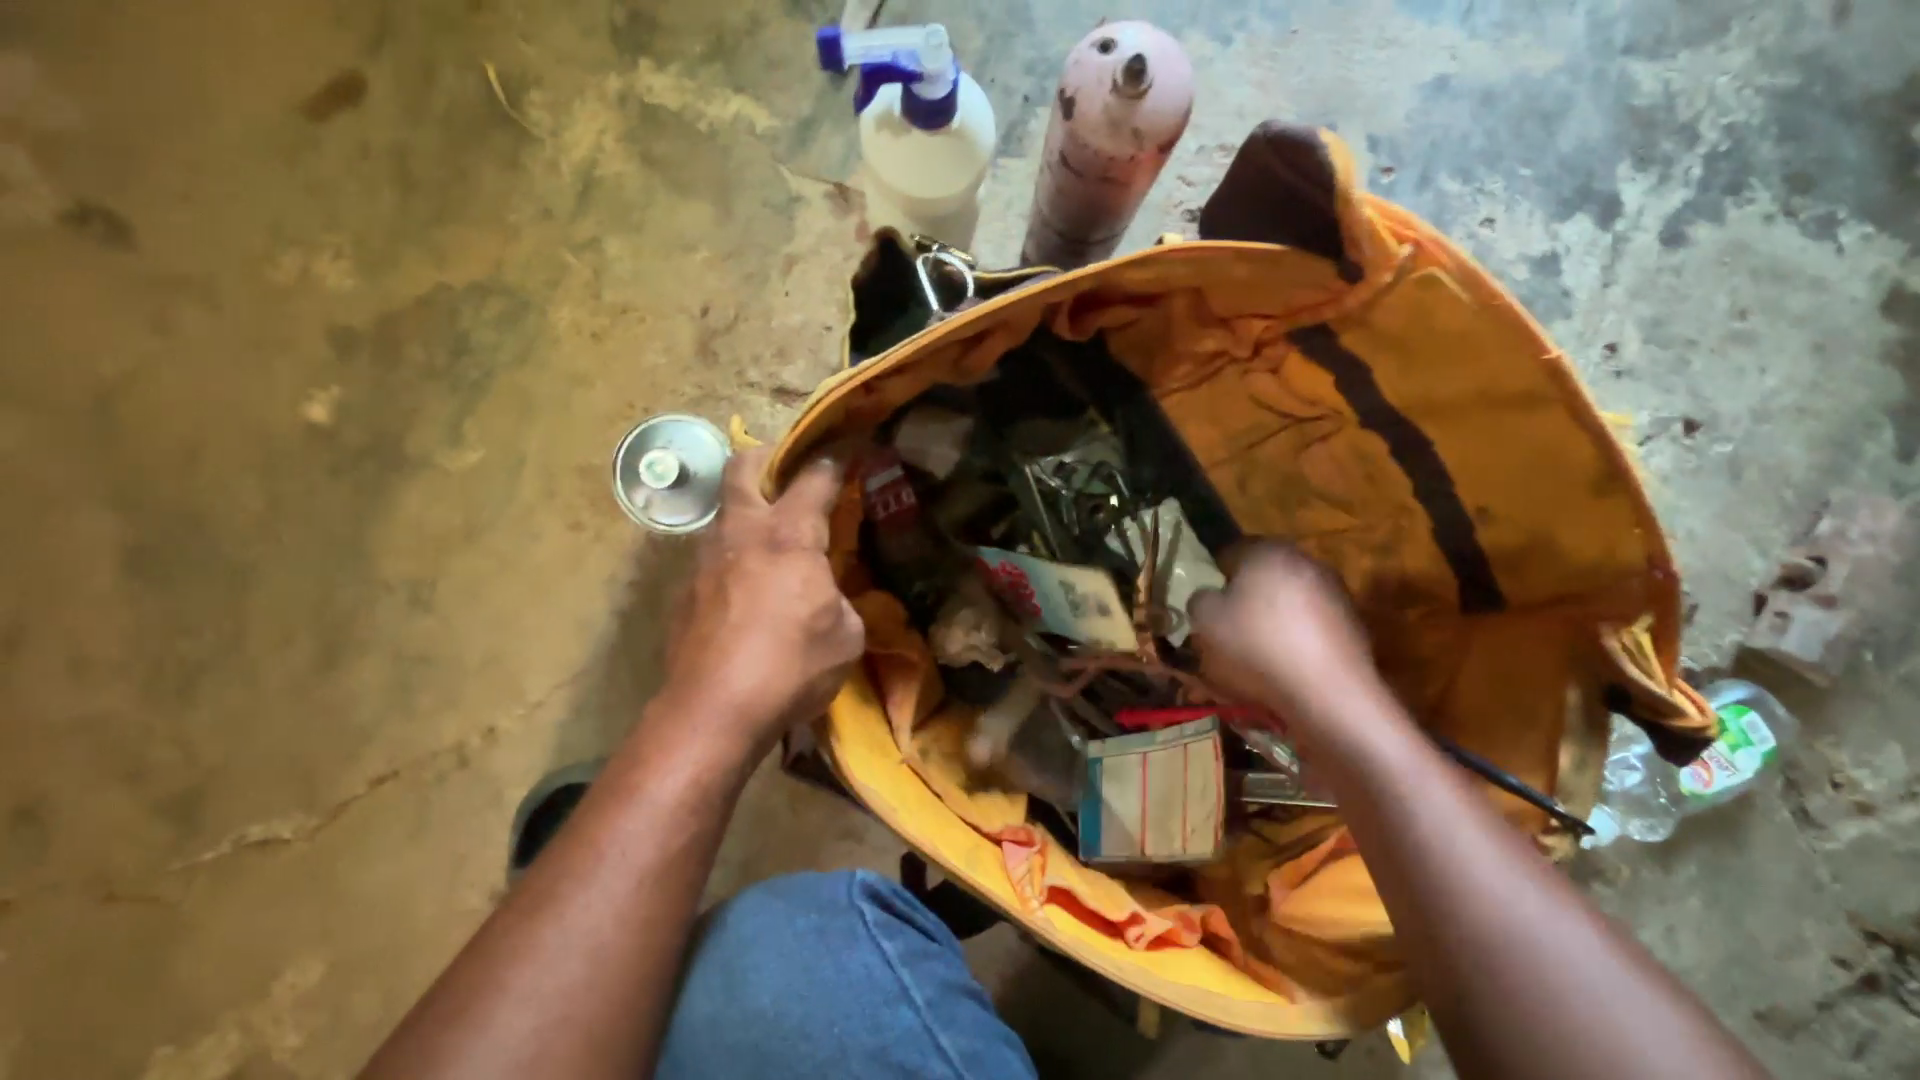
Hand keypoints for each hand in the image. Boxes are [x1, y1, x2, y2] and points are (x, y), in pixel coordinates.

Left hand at [656, 447, 864, 754]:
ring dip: (746, 514)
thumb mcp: (845, 635)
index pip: (815, 476)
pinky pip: (711, 560)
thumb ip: (838, 600)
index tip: (848, 447)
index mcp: (789, 535)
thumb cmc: (792, 667)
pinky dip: (733, 562)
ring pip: (723, 513)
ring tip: (771, 545)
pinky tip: (747, 597)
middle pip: (744, 466)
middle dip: (768, 457)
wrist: (713, 711)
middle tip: (789, 473)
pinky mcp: (683, 594)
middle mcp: (741, 533)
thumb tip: (825, 597)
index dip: (835, 458)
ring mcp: (704, 561)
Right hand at [1187, 542, 1377, 732]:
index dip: (1215, 576)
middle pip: (1264, 576)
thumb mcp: (1205, 622)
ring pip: (1289, 602)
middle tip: (1231, 631)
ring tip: (1258, 656)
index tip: (1210, 604)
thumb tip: (1211, 597)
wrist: (1328, 692)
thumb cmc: (1257, 647)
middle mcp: (1305, 561)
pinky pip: (1311, 626)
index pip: (1231, 551)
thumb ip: (1200, 600)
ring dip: (1274, 620)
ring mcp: (1334, 592)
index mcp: (1267, 551)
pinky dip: (1297, 640)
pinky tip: (1287, 668)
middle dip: (1247, 599)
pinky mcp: (1352, 623)